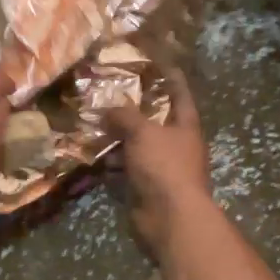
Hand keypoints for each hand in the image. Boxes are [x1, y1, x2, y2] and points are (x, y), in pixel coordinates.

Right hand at [105, 70, 212, 253]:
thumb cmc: (164, 166)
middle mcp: (176, 144)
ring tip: (94, 125)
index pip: (179, 93)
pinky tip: (95, 157)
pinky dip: (113, 164)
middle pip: (155, 121)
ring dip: (118, 138)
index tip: (155, 61)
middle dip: (133, 110)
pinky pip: (127, 169)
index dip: (169, 76)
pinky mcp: (147, 187)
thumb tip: (107, 109)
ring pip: (137, 146)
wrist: (171, 217)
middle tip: (109, 95)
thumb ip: (125, 116)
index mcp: (185, 125)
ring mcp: (162, 168)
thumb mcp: (143, 132)